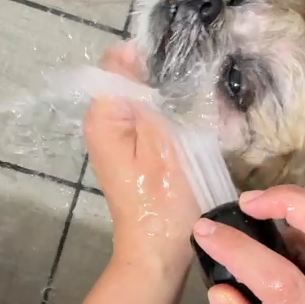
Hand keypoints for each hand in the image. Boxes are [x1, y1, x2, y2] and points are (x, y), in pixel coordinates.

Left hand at [85, 43, 200, 275]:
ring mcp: (117, 136)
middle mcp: (102, 122)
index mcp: (103, 116)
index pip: (117, 62)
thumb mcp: (162, 143)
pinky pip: (150, 118)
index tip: (182, 64)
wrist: (159, 252)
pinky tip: (194, 128)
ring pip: (145, 97)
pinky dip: (172, 117)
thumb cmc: (165, 201)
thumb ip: (146, 96)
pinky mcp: (133, 149)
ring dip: (173, 99)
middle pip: (132, 78)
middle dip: (165, 78)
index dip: (149, 57)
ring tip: (202, 110)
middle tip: (199, 92)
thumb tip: (131, 51)